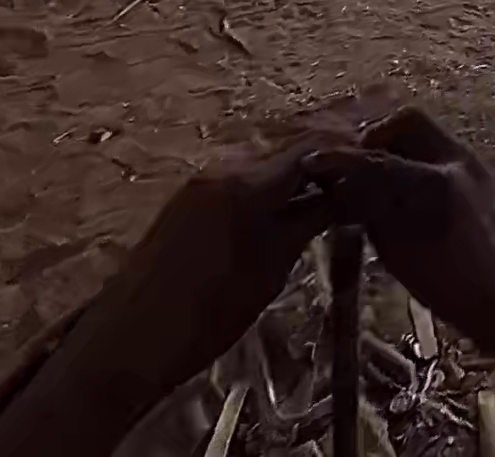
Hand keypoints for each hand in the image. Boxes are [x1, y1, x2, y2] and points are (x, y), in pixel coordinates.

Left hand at [98, 142, 333, 381]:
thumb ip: (307, 222)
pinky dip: (271, 184)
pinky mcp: (191, 198)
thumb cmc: (205, 315)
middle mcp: (225, 169)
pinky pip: (243, 177)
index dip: (344, 149)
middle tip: (357, 172)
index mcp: (247, 185)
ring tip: (329, 188)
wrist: (123, 346)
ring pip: (265, 163)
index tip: (371, 159)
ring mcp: (204, 181)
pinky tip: (288, 203)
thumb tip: (343, 194)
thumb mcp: (270, 270)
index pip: (308, 149)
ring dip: (298, 170)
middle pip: (286, 150)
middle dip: (324, 156)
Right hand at [307, 109, 494, 341]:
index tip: (316, 160)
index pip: (379, 158)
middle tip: (353, 161)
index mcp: (436, 185)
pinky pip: (437, 145)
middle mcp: (458, 160)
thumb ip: (369, 209)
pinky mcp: (476, 167)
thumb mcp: (396, 251)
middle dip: (375, 135)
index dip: (343, 158)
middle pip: (408, 121)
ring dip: (393, 142)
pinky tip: (397, 180)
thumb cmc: (447, 288)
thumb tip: (337, 184)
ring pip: (424, 129)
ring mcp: (471, 160)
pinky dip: (412, 154)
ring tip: (372, 169)